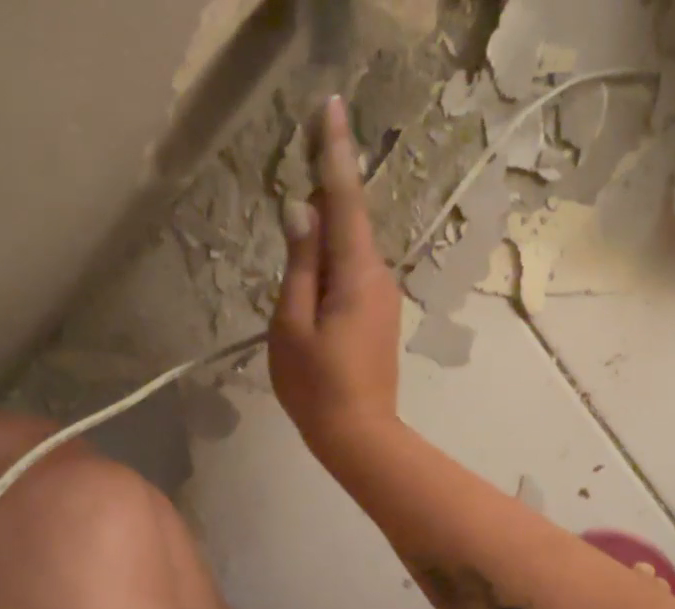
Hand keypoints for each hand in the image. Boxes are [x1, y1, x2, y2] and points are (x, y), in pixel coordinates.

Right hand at [269, 96, 403, 449]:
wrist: (359, 435)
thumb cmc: (317, 385)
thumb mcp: (291, 325)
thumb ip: (299, 266)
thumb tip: (302, 213)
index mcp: (356, 272)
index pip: (344, 198)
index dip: (334, 151)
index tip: (331, 107)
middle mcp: (378, 275)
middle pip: (349, 219)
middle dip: (329, 181)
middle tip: (311, 138)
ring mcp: (382, 296)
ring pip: (349, 247)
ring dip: (328, 222)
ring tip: (302, 202)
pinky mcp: (377, 314)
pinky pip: (351, 270)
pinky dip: (332, 253)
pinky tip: (313, 255)